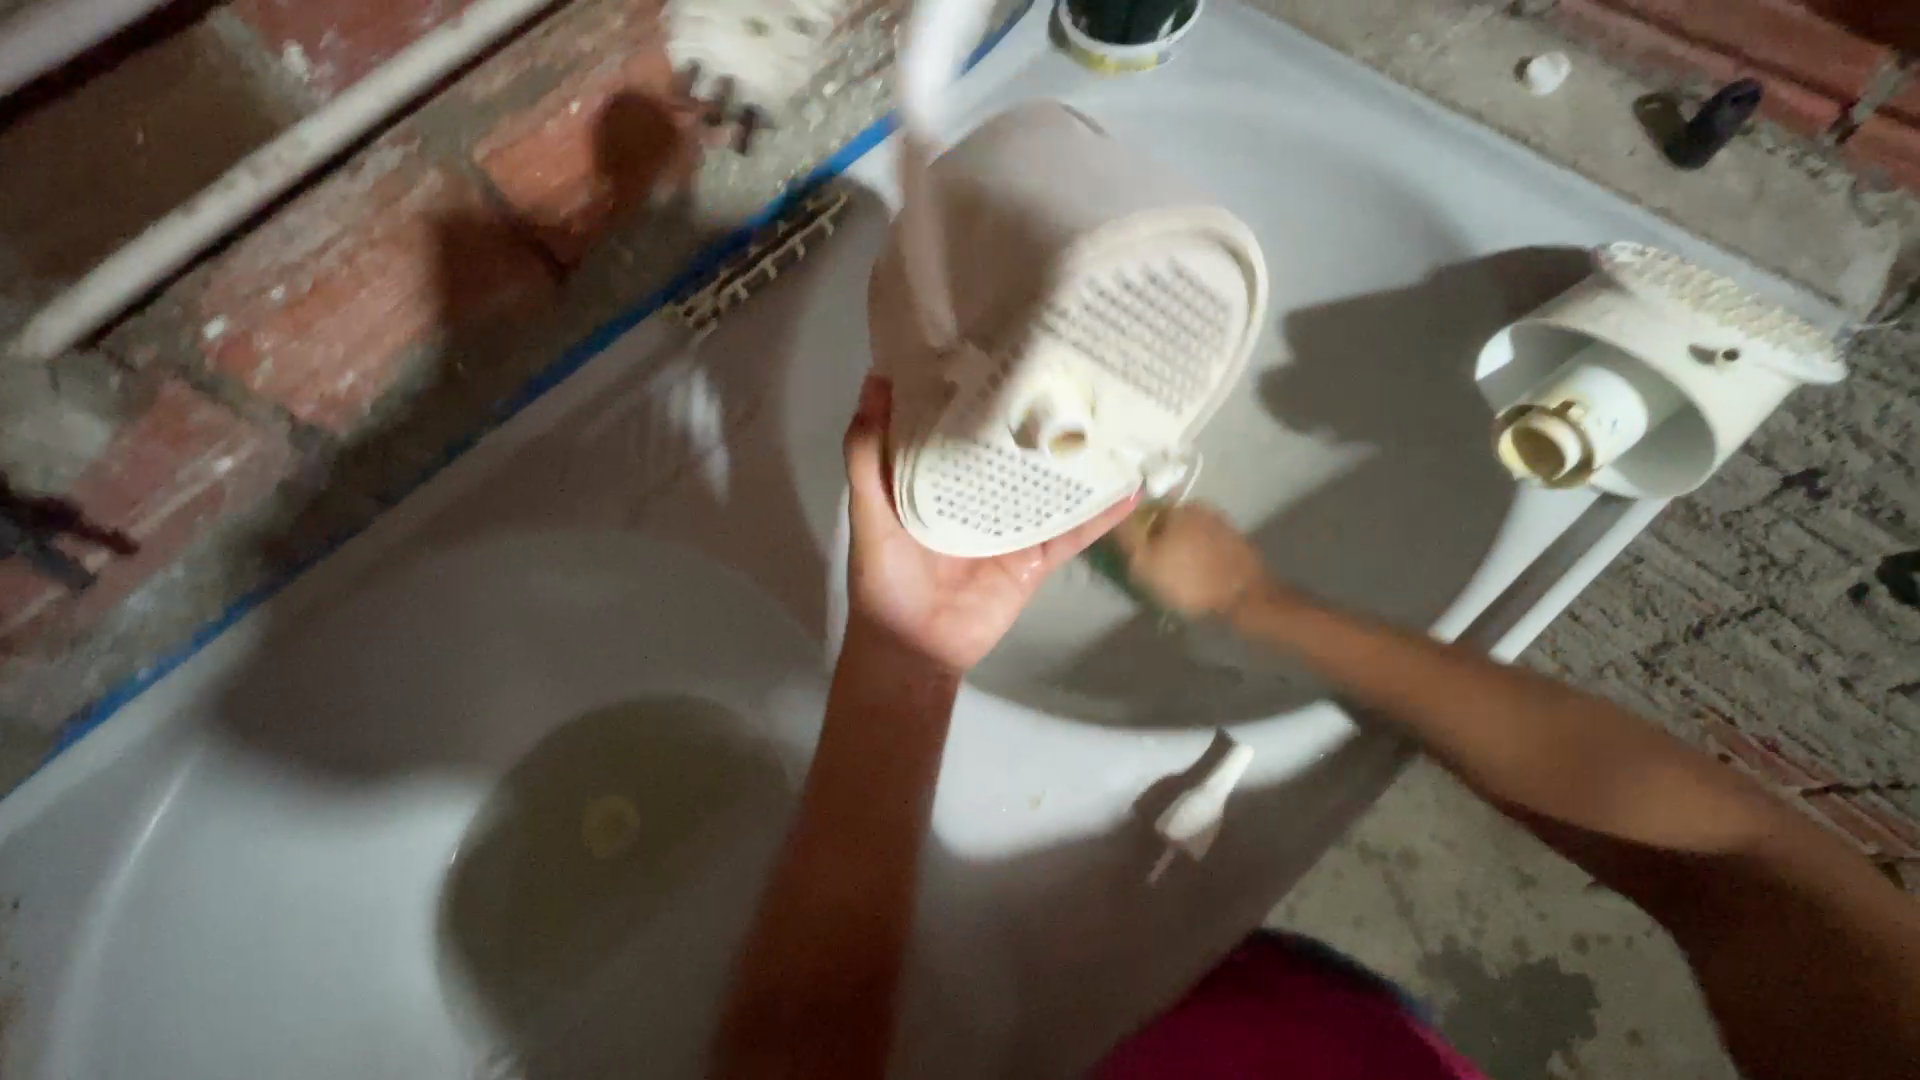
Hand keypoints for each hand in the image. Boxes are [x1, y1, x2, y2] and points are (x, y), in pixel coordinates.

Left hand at [841, 376, 1137, 673]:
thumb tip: (875, 382)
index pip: (960, 422)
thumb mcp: (869, 510)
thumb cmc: (886, 579)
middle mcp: (979, 494)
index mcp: (938, 477)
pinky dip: (1100, 515)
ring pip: (1050, 485)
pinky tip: (1129, 486)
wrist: (916, 649)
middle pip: (1013, 449)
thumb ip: (867, 455)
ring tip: (1113, 415)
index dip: (975, 387)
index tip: (998, 340)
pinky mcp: (1035, 558)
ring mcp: (1012, 526)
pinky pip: (1071, 533)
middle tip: (1070, 365)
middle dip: (1036, 414)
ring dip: (1078, 458)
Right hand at [1111, 501, 1271, 617]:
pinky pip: (1206, 545)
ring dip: (1180, 549)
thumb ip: (1126, 536)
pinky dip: (1198, 556)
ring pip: (1188, 534)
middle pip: (1166, 522)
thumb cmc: (1188, 580)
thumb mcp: (1144, 563)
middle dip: (1158, 540)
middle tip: (1154, 567)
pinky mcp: (1236, 542)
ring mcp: (1221, 523)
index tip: (1134, 555)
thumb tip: (1113, 515)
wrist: (1245, 598)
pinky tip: (1197, 575)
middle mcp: (1199, 507)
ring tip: (1176, 575)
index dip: (1135, 534)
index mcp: (1175, 508)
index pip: (1143, 513)